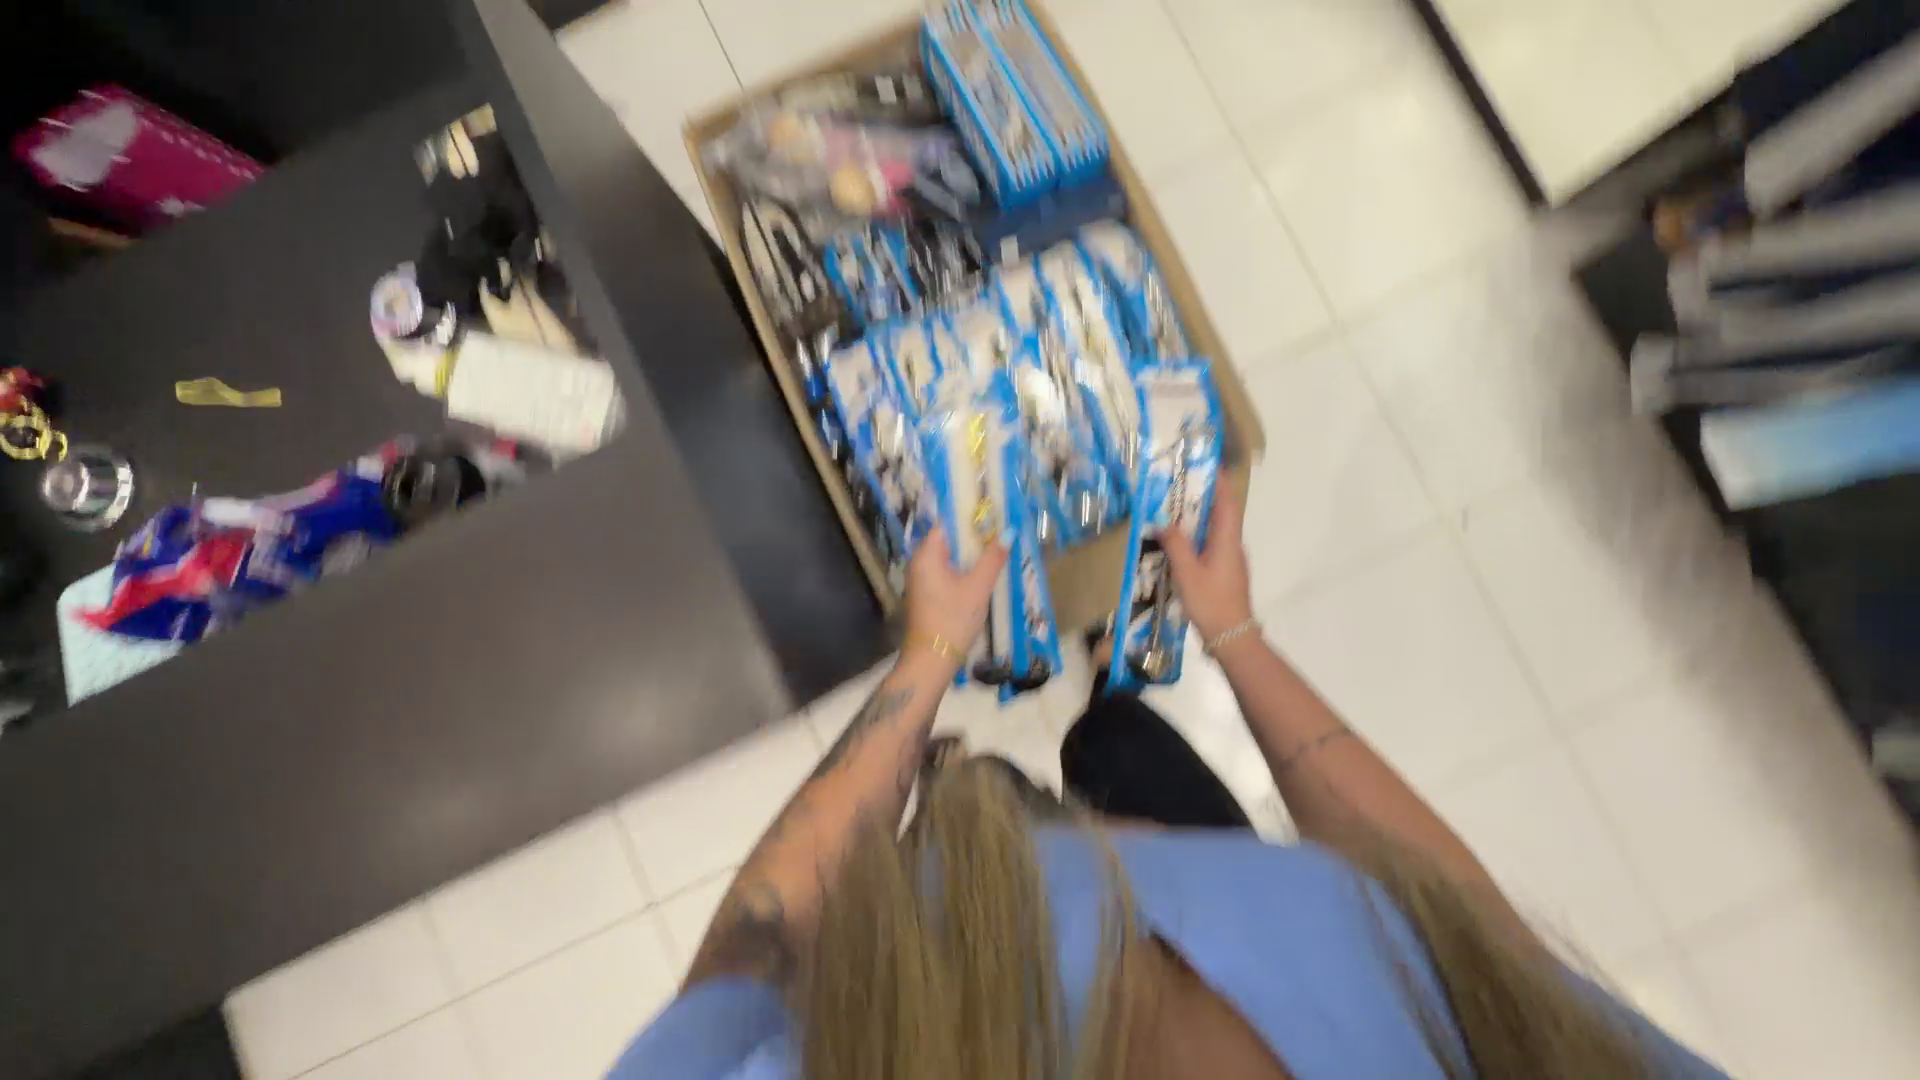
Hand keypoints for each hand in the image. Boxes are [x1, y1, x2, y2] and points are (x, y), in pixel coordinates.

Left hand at [904, 528, 1007, 669]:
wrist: (931, 660)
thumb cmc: (953, 619)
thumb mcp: (978, 587)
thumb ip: (992, 558)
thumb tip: (1007, 532)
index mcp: (927, 555)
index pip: (947, 524)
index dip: (969, 516)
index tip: (992, 514)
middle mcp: (919, 562)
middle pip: (948, 539)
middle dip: (973, 536)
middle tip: (1000, 531)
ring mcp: (921, 579)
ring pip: (948, 557)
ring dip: (970, 554)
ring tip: (996, 549)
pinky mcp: (926, 594)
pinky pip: (945, 572)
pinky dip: (962, 569)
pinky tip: (982, 573)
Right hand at [1161, 483, 1254, 642]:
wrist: (1232, 637)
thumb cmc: (1211, 601)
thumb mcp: (1187, 572)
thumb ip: (1175, 544)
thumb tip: (1163, 522)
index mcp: (1226, 540)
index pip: (1226, 502)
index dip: (1219, 482)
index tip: (1209, 464)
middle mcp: (1232, 546)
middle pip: (1222, 514)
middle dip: (1205, 498)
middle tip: (1182, 485)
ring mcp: (1231, 562)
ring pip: (1215, 532)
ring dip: (1199, 519)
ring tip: (1175, 511)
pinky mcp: (1225, 575)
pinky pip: (1211, 547)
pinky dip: (1198, 538)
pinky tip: (1181, 545)